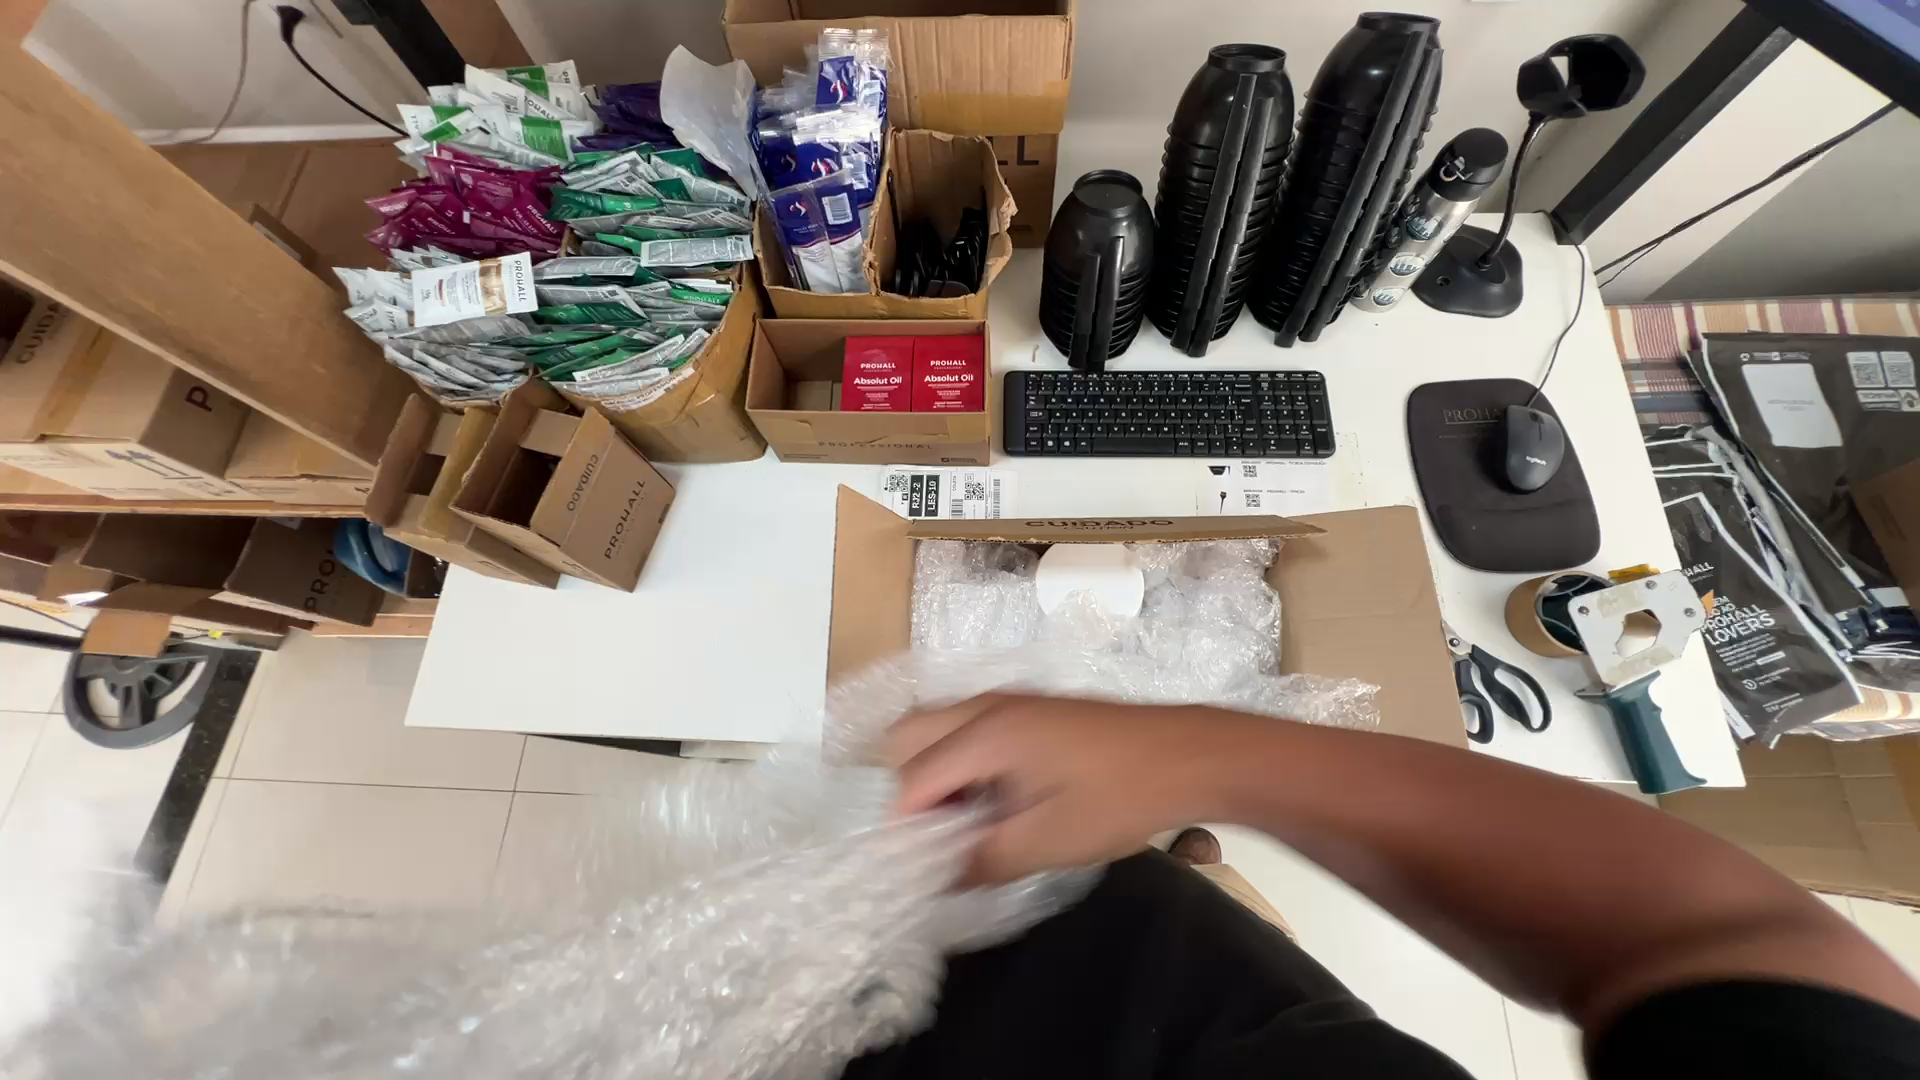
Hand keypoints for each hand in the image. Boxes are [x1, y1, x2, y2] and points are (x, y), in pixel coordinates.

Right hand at [884, 693, 1256, 883]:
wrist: (1186, 755)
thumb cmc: (1120, 798)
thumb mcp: (1051, 841)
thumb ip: (984, 859)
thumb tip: (938, 877)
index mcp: (986, 734)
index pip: (914, 777)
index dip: (906, 825)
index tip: (919, 865)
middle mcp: (986, 705)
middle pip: (910, 734)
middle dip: (909, 785)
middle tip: (936, 833)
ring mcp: (1008, 700)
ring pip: (938, 725)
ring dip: (935, 770)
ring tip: (967, 819)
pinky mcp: (1029, 706)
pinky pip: (968, 725)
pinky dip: (961, 758)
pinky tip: (997, 796)